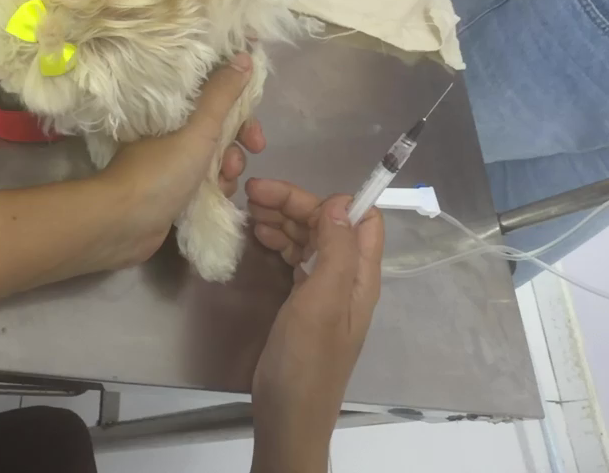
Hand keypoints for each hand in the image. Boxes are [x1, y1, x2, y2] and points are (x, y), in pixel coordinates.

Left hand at [92, 52, 262, 268]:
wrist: (125, 222)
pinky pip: (207, 179)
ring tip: (225, 179)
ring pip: (217, 154)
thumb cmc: (162, 169)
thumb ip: (223, 93)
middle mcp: (174, 129)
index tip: (254, 117)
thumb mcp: (199, 128)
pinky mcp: (175, 187)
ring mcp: (173, 159)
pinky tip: (218, 194)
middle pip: (220, 125)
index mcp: (175, 108)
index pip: (214, 93)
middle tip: (251, 150)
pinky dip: (216, 185)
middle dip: (239, 140)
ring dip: (229, 166)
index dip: (239, 103)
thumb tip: (244, 55)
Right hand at [244, 181, 383, 472]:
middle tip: (251, 193)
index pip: (360, 218)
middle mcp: (346, 276)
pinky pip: (296, 256)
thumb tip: (340, 200)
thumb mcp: (323, 300)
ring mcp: (325, 289)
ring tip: (248, 210)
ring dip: (282, 218)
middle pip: (327, 223)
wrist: (287, 416)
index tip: (288, 192)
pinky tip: (257, 236)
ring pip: (309, 237)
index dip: (330, 199)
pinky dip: (277, 239)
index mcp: (360, 274)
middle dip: (293, 203)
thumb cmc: (307, 359)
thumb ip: (337, 249)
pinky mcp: (304, 300)